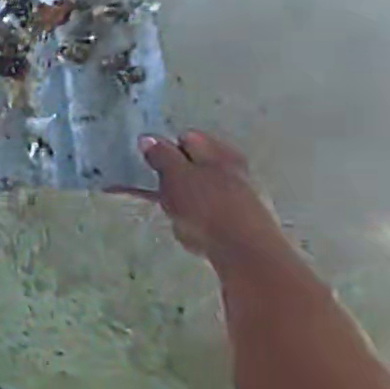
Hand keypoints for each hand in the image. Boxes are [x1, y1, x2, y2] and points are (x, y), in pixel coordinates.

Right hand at [117, 131, 294, 264]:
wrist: (244, 251)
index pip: (187, 137)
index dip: (164, 146)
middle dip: (171, 168)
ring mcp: (239, 195)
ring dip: (178, 190)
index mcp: (220, 153)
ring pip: (198, 184)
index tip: (145, 160)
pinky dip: (189, 209)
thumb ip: (162, 155)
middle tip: (148, 181)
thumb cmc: (207, 208)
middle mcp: (234, 169)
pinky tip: (181, 221)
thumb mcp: (176, 176)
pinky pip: (204, 206)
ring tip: (160, 203)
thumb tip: (148, 138)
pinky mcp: (237, 219)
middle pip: (195, 161)